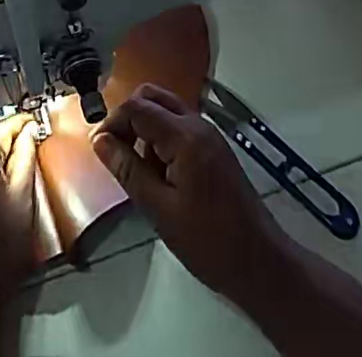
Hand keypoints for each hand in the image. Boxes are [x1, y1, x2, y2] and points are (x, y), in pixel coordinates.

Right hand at [90, 83, 282, 299]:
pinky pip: (179, 126)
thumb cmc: (210, 242)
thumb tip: (100, 141)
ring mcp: (209, 135)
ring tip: (140, 169)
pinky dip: (162, 138)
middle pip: (152, 96)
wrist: (262, 264)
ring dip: (145, 127)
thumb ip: (127, 170)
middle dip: (128, 117)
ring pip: (165, 109)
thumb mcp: (159, 209)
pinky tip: (161, 175)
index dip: (112, 122)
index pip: (136, 108)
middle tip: (117, 150)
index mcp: (185, 137)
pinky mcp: (214, 148)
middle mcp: (198, 125)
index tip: (100, 148)